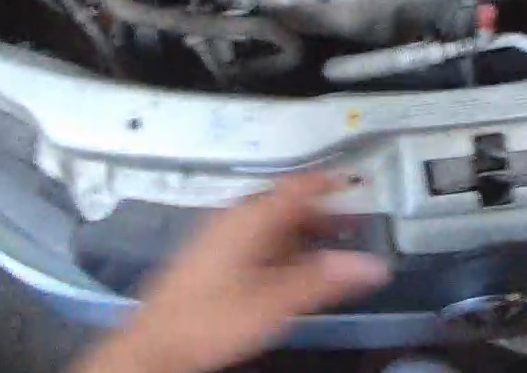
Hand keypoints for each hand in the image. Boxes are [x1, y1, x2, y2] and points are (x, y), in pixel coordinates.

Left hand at [73, 173, 391, 372]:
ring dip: (304, 231)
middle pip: (287, 203)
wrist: (153, 346)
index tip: (357, 182)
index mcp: (251, 216)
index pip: (298, 184)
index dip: (329, 180)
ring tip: (332, 248)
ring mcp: (222, 235)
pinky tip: (294, 269)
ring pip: (273, 223)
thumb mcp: (274, 301)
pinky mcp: (213, 257)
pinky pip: (259, 238)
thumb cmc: (213, 317)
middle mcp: (237, 216)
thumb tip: (373, 264)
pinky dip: (284, 245)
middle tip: (355, 224)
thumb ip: (323, 280)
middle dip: (323, 211)